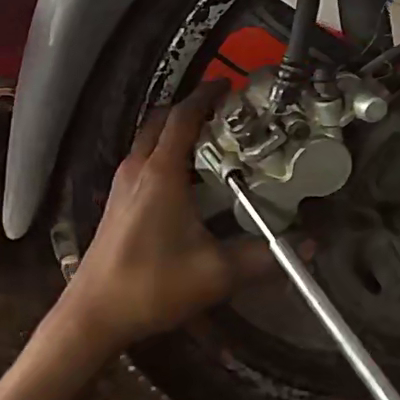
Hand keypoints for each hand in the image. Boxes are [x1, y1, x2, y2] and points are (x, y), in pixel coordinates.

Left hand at [56, 82, 269, 351]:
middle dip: (192, 109)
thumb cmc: (152, 285)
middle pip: (163, 120)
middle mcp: (137, 168)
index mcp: (160, 173)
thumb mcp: (215, 273)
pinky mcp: (116, 200)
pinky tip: (186, 178)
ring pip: (149, 139)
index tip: (229, 86)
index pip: (183, 116)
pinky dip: (164, 152)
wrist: (95, 313)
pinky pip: (142, 159)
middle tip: (225, 114)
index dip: (206, 95)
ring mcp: (122, 183)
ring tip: (211, 141)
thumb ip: (262, 257)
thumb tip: (305, 247)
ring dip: (176, 131)